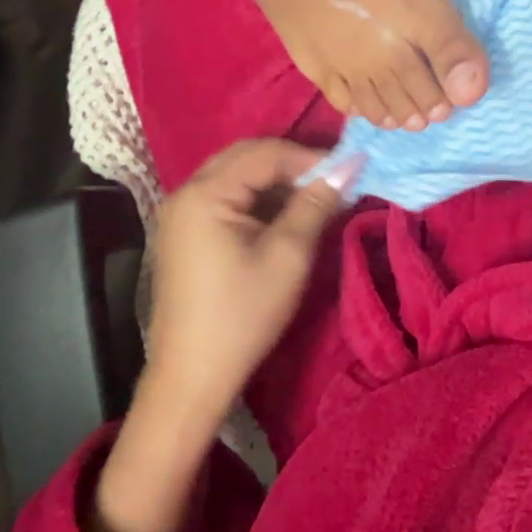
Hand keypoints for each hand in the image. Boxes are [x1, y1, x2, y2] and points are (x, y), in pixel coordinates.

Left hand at [93, 141, 351, 531]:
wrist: (192, 377)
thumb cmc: (243, 314)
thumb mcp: (289, 255)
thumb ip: (316, 203)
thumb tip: (347, 167)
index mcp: (205, 194)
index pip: (265, 153)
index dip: (310, 157)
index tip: (349, 169)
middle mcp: (186, 193)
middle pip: (245, 156)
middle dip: (291, 162)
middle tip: (332, 178)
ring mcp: (182, 215)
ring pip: (236, 176)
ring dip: (275, 180)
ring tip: (315, 196)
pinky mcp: (185, 234)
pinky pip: (226, 198)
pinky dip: (258, 199)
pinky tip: (286, 215)